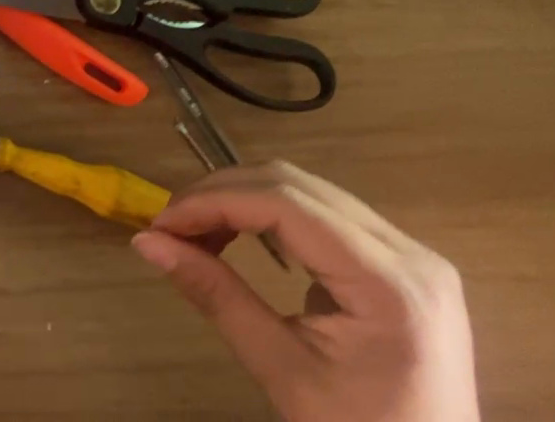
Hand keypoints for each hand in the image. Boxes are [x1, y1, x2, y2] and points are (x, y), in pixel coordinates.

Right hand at [131, 162, 477, 421]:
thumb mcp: (281, 368)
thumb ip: (216, 296)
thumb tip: (144, 241)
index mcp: (390, 283)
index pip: (285, 204)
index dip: (213, 201)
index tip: (161, 224)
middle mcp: (410, 253)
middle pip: (293, 185)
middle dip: (220, 194)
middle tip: (171, 227)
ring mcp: (410, 254)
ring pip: (303, 190)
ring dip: (238, 199)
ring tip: (196, 232)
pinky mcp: (398, 261)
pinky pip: (319, 211)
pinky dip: (265, 213)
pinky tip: (237, 238)